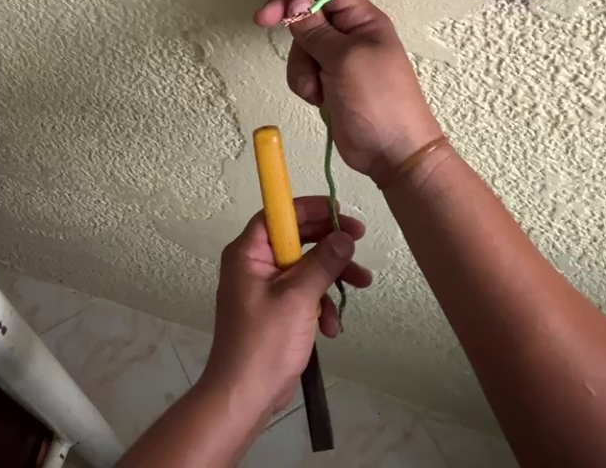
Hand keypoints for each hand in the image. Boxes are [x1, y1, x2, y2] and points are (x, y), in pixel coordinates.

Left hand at [201, 197, 373, 421]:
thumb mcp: (298, 298)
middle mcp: (254, 264)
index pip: (278, 214)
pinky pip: (304, 294)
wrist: (244, 397)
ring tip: (361, 286)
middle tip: (358, 244)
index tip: (340, 211)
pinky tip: (332, 327)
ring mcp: (266, 288)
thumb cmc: (264, 342)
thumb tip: (344, 237)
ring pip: (306, 268)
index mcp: (248, 252)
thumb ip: (322, 263)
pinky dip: (321, 305)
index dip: (310, 208)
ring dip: (331, 278)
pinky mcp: (276, 310)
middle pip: (297, 239)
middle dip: (329, 246)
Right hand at [253, 0, 444, 181]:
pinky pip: (303, 69)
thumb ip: (315, 28)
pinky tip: (318, 98)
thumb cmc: (378, 100)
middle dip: (288, 20)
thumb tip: (294, 0)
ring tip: (316, 87)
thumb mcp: (345, 59)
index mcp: (363, 19)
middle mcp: (349, 33)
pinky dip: (304, 81)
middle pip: (307, 12)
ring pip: (301, 44)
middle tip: (261, 21)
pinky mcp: (327, 80)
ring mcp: (337, 58)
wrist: (392, 153)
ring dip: (301, 64)